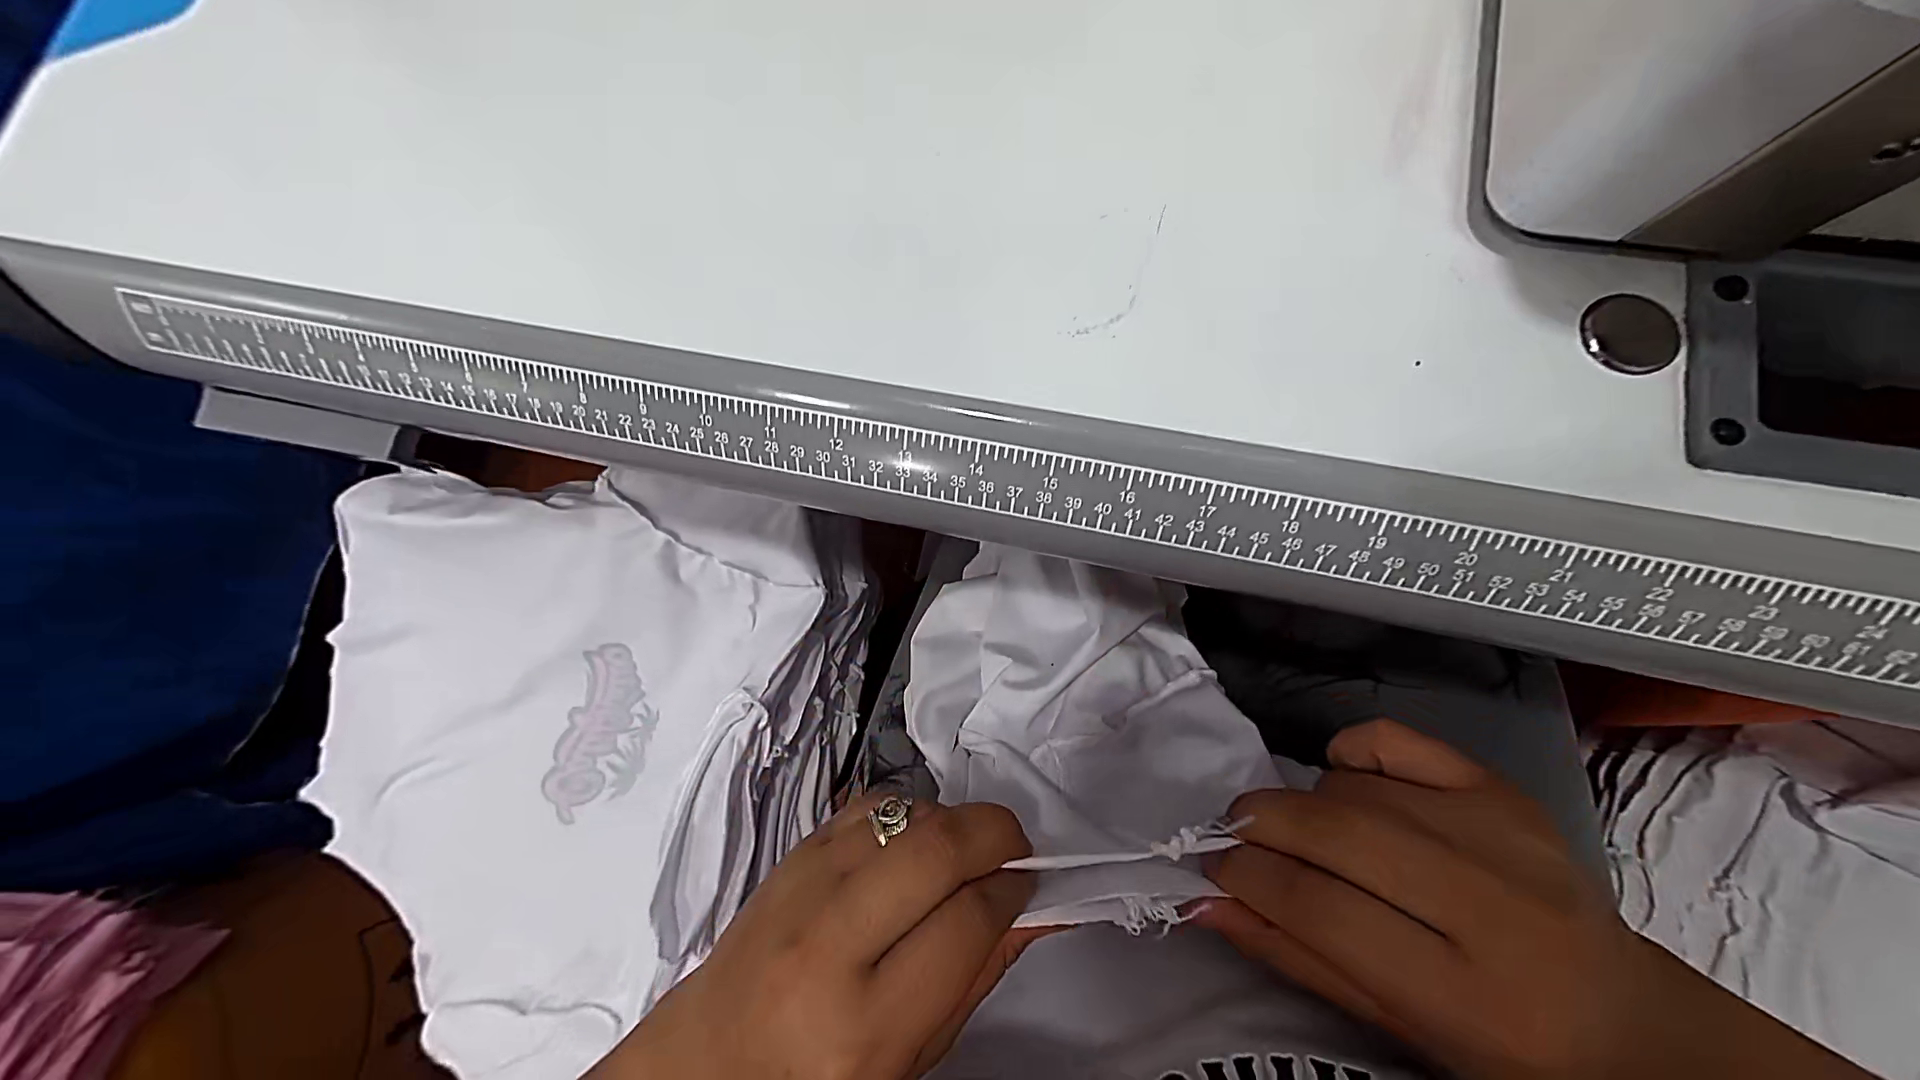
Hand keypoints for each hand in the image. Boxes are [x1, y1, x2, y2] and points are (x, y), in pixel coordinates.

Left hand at [594, 794, 1043, 1079]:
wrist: (713, 1056)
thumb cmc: (820, 1074)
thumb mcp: (911, 1055)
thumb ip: (977, 974)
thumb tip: (1035, 907)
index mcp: (864, 1027)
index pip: (966, 922)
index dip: (1013, 893)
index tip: (1029, 886)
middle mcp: (829, 945)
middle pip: (936, 850)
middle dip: (996, 834)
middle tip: (1015, 848)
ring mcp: (804, 885)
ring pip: (906, 814)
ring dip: (954, 820)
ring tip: (966, 851)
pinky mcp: (793, 852)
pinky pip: (871, 804)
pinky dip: (911, 810)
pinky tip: (917, 839)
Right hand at [1198, 719, 1875, 1079]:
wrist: (1626, 1021)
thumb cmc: (1497, 1043)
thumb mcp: (1394, 1024)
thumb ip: (1292, 956)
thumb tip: (1202, 900)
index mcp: (1471, 996)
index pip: (1322, 909)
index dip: (1247, 878)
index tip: (1211, 867)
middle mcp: (1495, 905)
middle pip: (1338, 832)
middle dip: (1260, 823)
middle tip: (1234, 832)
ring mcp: (1506, 835)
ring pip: (1355, 785)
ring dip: (1307, 802)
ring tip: (1311, 833)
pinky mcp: (1506, 791)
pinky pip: (1396, 739)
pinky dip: (1351, 747)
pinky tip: (1345, 776)